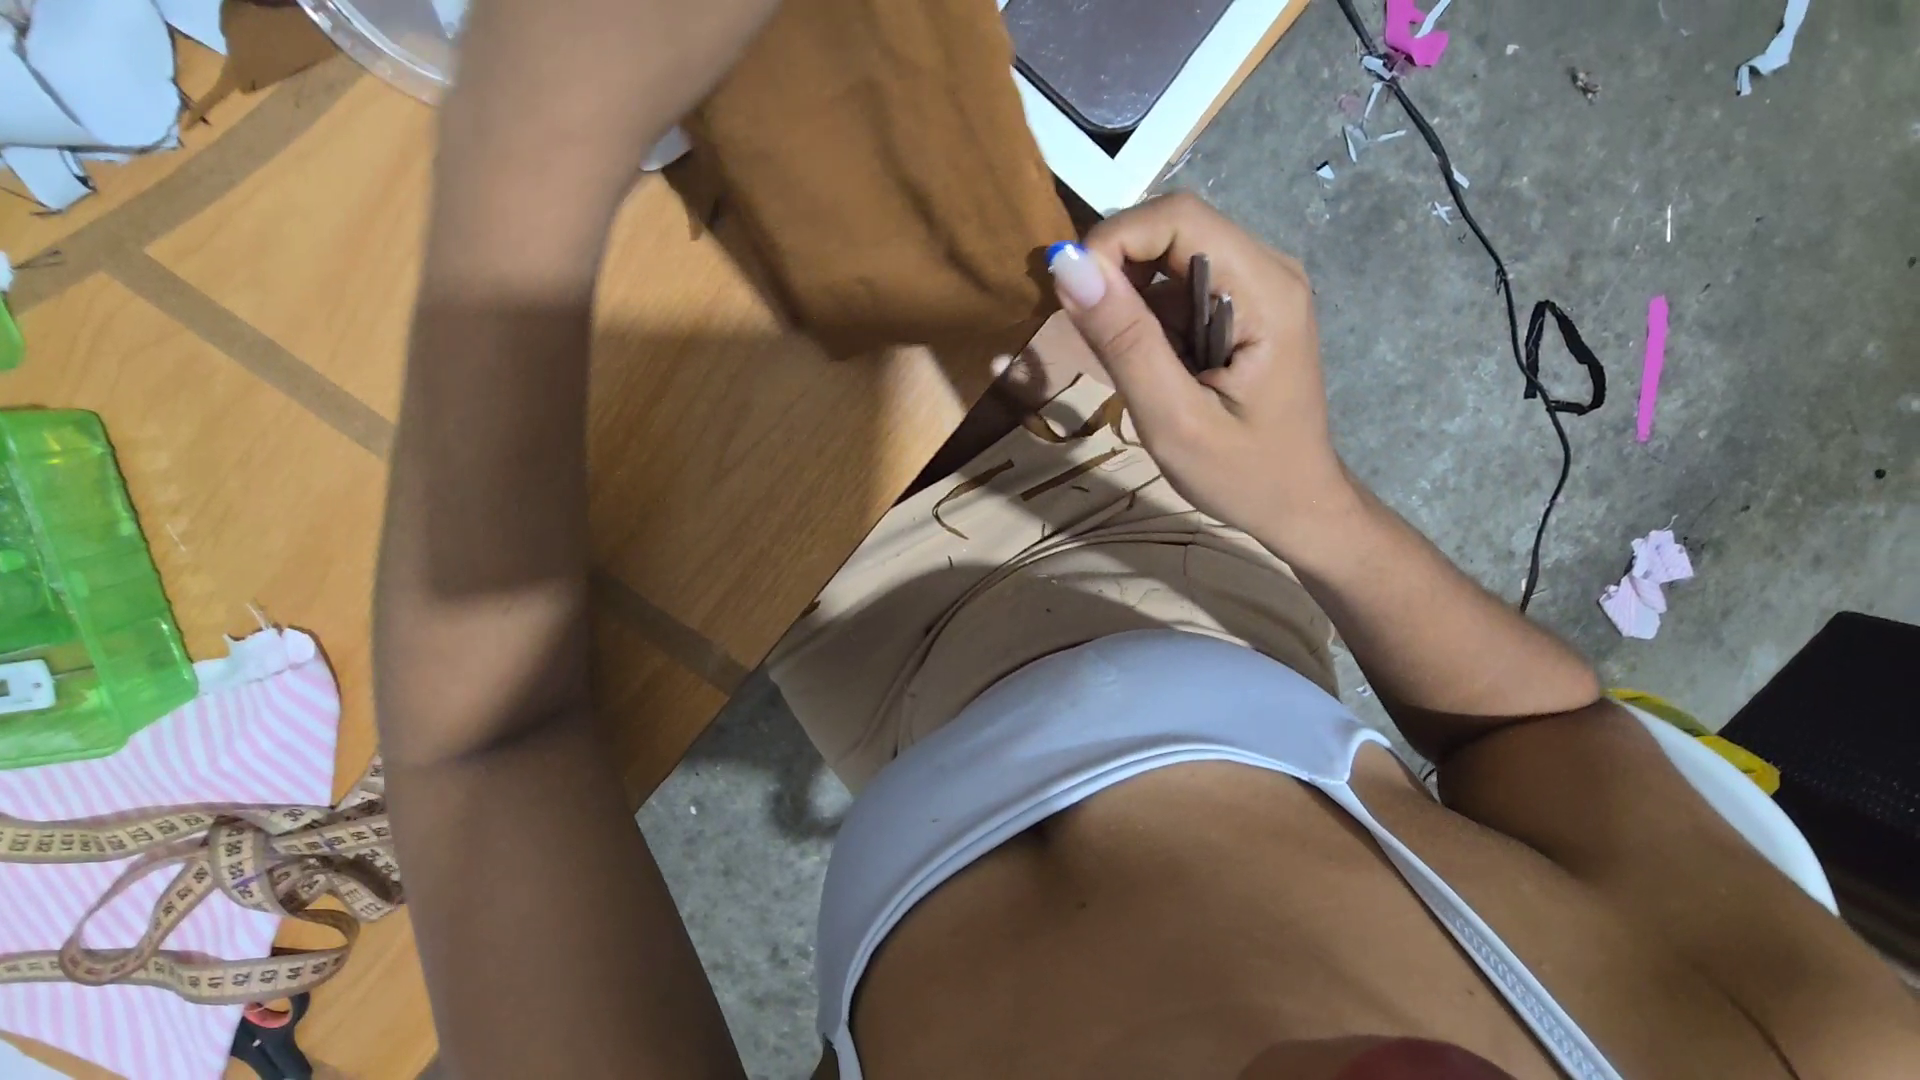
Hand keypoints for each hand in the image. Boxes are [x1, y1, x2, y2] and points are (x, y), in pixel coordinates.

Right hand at [1047, 194, 1353, 545]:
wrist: (1297, 505)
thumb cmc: (1243, 476)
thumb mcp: (1173, 420)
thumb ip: (1123, 341)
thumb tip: (1066, 266)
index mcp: (1265, 291)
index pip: (1177, 218)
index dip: (1113, 241)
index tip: (1071, 297)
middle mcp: (1267, 270)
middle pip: (1172, 231)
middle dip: (1115, 273)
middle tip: (1092, 340)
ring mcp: (1255, 285)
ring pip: (1167, 258)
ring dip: (1127, 301)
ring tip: (1125, 366)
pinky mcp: (1240, 305)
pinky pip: (1176, 287)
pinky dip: (1144, 318)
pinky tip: (1149, 367)